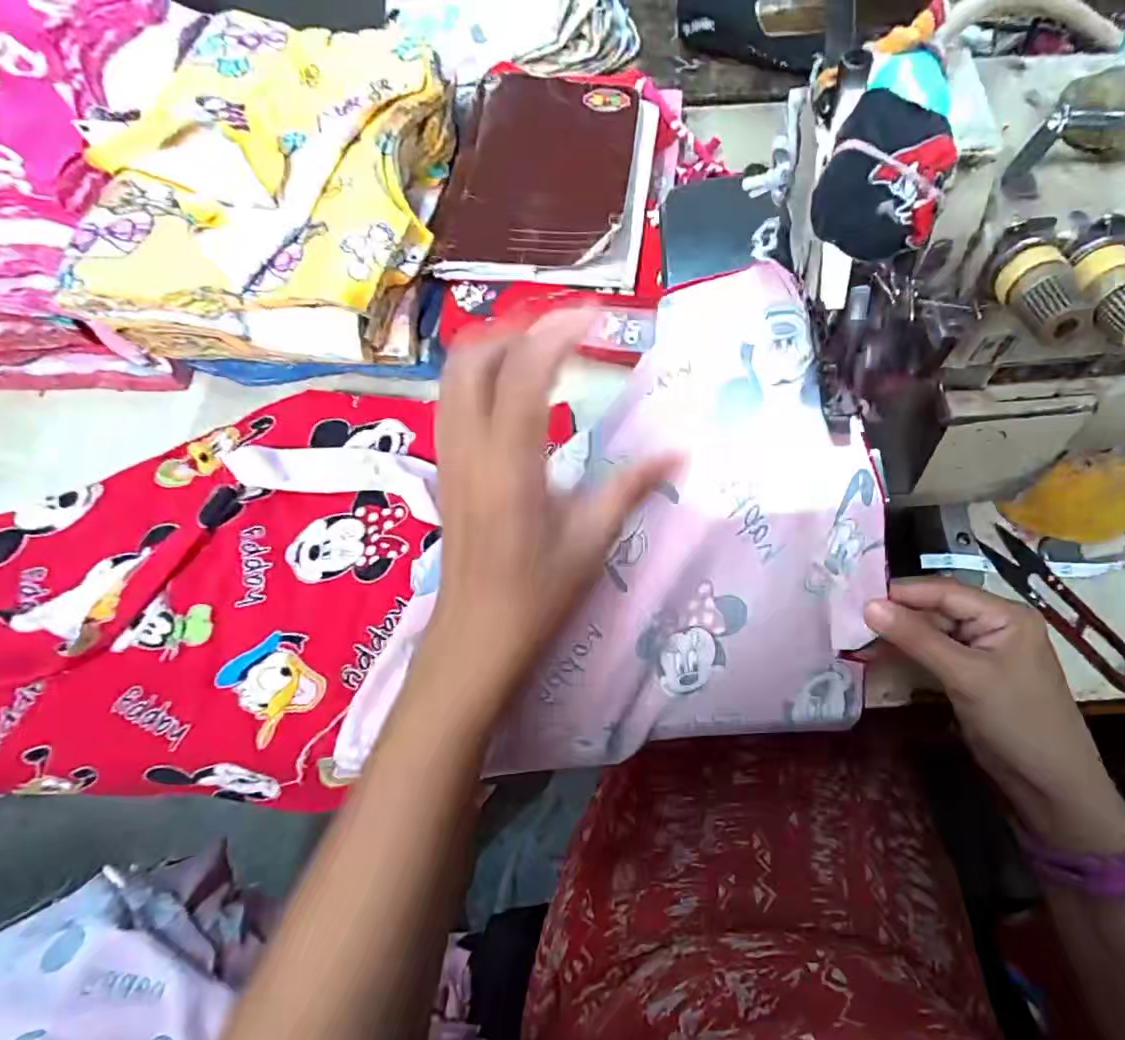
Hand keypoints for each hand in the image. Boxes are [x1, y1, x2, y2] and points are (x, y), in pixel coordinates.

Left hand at [428, 309, 680, 678]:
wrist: (475, 637)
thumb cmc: (537, 595)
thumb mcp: (592, 540)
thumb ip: (632, 486)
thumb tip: (679, 452)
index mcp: (511, 463)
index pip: (525, 371)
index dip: (558, 332)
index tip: (596, 317)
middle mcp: (470, 447)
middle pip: (474, 354)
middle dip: (519, 328)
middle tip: (568, 334)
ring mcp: (449, 455)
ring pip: (455, 373)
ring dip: (496, 347)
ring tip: (544, 353)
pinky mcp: (445, 467)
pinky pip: (453, 399)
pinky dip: (482, 376)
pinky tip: (518, 395)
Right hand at [864, 578, 1124, 853]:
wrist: (1051, 784)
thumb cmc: (1016, 720)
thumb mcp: (964, 675)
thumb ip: (916, 638)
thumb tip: (869, 605)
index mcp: (1005, 614)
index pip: (945, 590)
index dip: (902, 592)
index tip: (857, 596)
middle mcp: (995, 625)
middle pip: (939, 609)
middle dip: (898, 613)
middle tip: (851, 618)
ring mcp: (984, 652)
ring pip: (935, 632)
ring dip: (901, 634)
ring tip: (858, 635)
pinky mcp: (973, 676)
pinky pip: (937, 654)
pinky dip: (912, 653)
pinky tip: (882, 653)